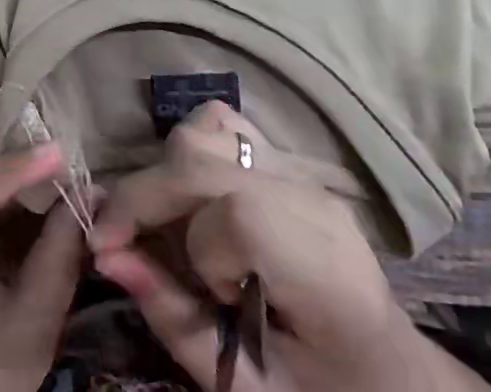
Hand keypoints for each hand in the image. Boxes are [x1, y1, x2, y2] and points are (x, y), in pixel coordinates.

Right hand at [90, 103, 484, 391]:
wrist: (383, 368)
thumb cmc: (319, 389)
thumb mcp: (246, 386)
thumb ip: (176, 321)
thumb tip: (108, 257)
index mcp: (324, 272)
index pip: (241, 214)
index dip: (190, 243)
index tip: (161, 277)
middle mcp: (312, 202)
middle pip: (206, 157)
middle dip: (144, 196)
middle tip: (114, 241)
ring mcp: (301, 172)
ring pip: (208, 129)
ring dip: (165, 172)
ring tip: (161, 223)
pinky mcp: (287, 161)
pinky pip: (226, 126)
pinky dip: (192, 149)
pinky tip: (190, 196)